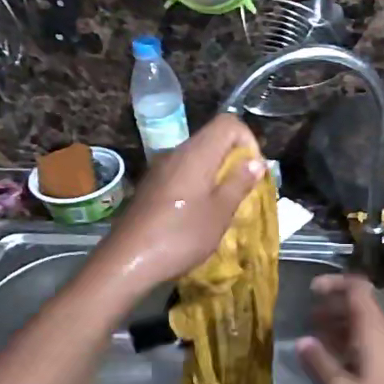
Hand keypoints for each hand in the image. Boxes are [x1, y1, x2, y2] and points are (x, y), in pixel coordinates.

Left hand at [91, 114, 266, 294]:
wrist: (127, 260)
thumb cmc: (180, 236)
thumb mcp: (219, 213)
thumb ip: (239, 183)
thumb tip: (256, 161)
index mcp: (196, 153)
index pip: (228, 123)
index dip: (248, 140)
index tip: (253, 171)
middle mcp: (176, 153)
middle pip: (212, 138)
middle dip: (234, 159)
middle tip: (244, 190)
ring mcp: (160, 169)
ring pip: (197, 157)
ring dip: (217, 173)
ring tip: (225, 204)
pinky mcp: (151, 186)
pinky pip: (182, 173)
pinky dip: (198, 183)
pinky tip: (199, 212)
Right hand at [297, 274, 383, 383]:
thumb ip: (321, 364)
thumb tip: (301, 341)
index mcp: (375, 331)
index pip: (358, 288)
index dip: (334, 283)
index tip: (311, 291)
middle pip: (361, 305)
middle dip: (333, 307)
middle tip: (308, 318)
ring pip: (365, 326)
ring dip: (340, 326)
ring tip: (314, 337)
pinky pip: (369, 344)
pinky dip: (349, 344)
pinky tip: (333, 361)